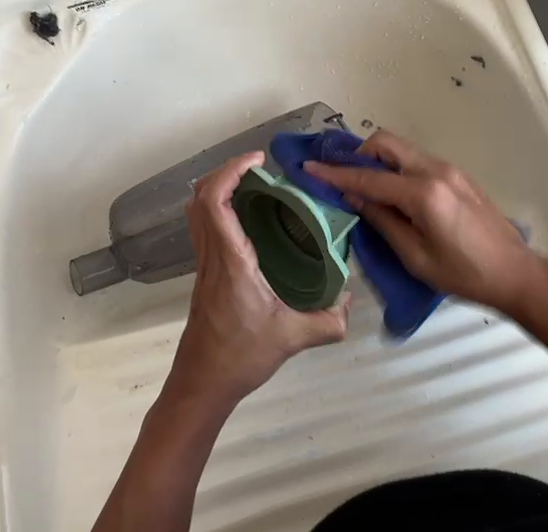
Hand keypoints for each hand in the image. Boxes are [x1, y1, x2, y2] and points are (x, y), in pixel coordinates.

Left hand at [167, 151, 348, 407]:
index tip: (258, 161)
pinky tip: (250, 221)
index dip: (230, 172)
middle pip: (199, 198)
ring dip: (219, 189)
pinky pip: (205, 228)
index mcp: (231, 260)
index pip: (215, 203)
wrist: (201, 386)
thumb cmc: (239, 358)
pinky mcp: (205, 275)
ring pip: (198, 212)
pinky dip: (220, 210)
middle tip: (258, 169)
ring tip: (255, 187)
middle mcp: (212, 255)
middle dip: (225, 172)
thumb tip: (349, 301)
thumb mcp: (291, 338)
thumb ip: (327, 321)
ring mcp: (204, 265)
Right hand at [307, 131, 542, 315]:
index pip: (369, 177)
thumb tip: (355, 197)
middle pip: (386, 143)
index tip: (310, 166)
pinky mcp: (458, 175)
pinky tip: (394, 195)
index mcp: (423, 193)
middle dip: (359, 155)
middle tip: (344, 179)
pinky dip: (398, 168)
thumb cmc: (465, 274)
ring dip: (379, 161)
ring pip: (402, 149)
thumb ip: (383, 222)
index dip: (336, 173)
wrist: (515, 273)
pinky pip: (417, 160)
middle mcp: (436, 170)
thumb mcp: (416, 257)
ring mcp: (449, 169)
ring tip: (366, 189)